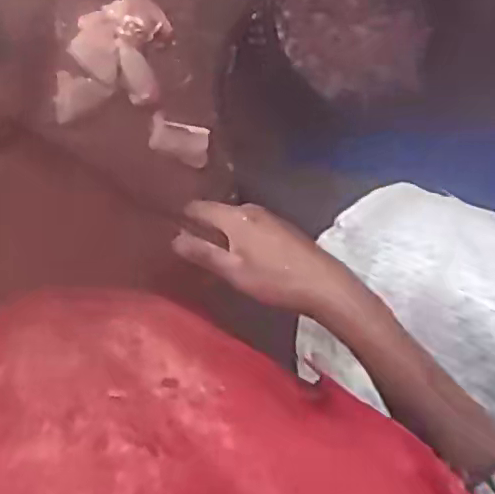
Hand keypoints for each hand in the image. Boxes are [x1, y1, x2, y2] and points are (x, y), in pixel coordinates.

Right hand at [171, 201, 362, 317]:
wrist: (327, 287)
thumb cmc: (274, 280)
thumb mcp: (233, 272)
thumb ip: (202, 253)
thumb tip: (173, 237)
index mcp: (232, 216)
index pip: (196, 206)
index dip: (180, 215)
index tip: (167, 225)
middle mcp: (248, 209)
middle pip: (215, 212)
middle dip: (200, 225)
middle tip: (188, 244)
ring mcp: (268, 216)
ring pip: (233, 220)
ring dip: (221, 232)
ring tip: (213, 252)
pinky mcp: (282, 228)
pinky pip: (249, 226)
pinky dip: (239, 236)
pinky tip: (242, 255)